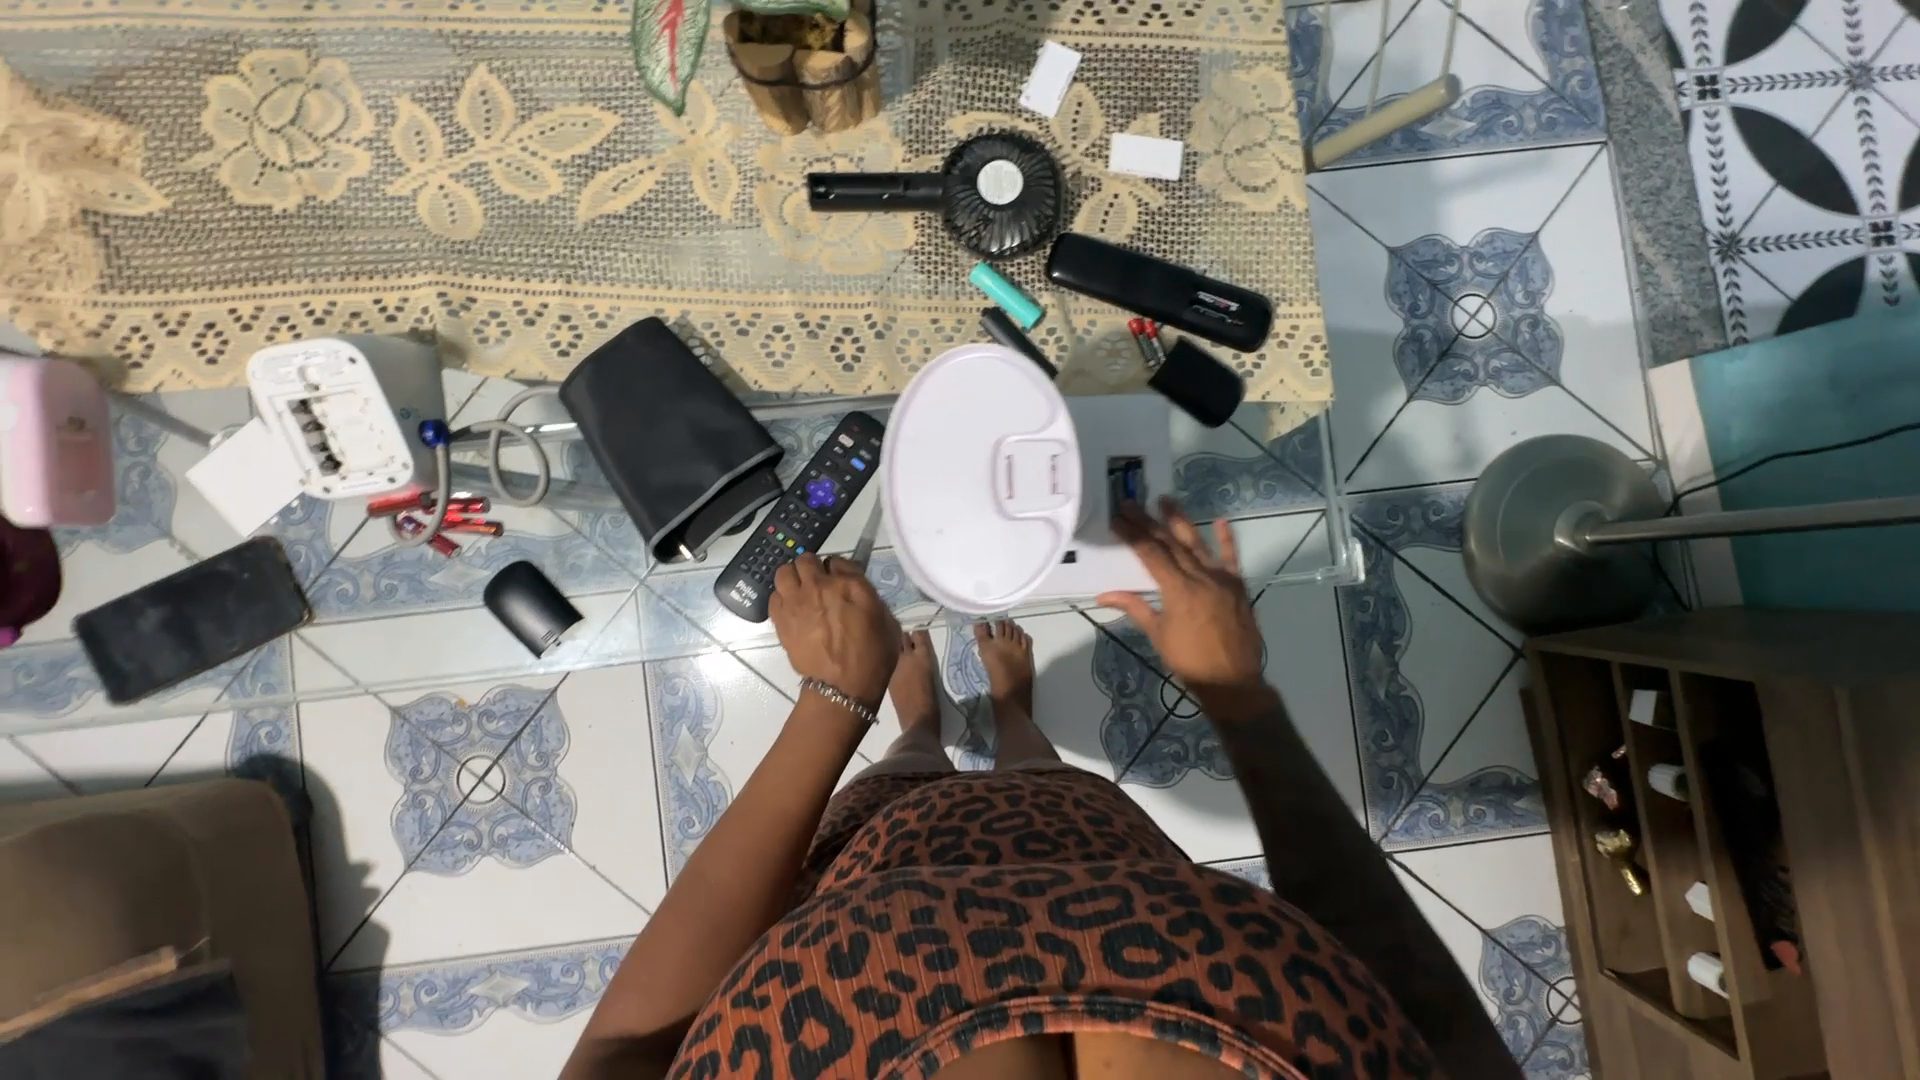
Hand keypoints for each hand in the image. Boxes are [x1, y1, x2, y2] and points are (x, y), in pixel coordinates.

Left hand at [770, 554, 899, 708]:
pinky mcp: (781, 618)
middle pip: (806, 559)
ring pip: (784, 571)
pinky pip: (774, 595)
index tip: (839, 580)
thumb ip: (870, 597)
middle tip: (817, 583)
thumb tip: (858, 591)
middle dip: (812, 568)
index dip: (838, 570)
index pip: (837, 560)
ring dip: (792, 578)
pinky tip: (790, 609)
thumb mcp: (887, 621)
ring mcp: (797, 601)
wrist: (843, 687)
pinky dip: (781, 598)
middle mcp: (821, 586)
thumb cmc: (873, 657)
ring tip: (799, 592)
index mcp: (851, 584)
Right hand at [1098, 497, 1265, 696]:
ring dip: (1180, 521)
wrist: (1233, 680)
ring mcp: (1221, 579)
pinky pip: (1232, 558)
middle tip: (1132, 503)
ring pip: (1197, 544)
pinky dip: (1227, 539)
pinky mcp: (1238, 586)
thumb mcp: (1158, 634)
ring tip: (1166, 500)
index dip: (1133, 535)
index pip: (1150, 554)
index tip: (1118, 518)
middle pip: (1170, 544)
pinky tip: (1221, 521)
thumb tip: (1104, 595)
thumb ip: (1135, 608)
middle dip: (1149, 522)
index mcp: (1177, 590)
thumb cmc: (1189, 660)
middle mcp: (1200, 577)